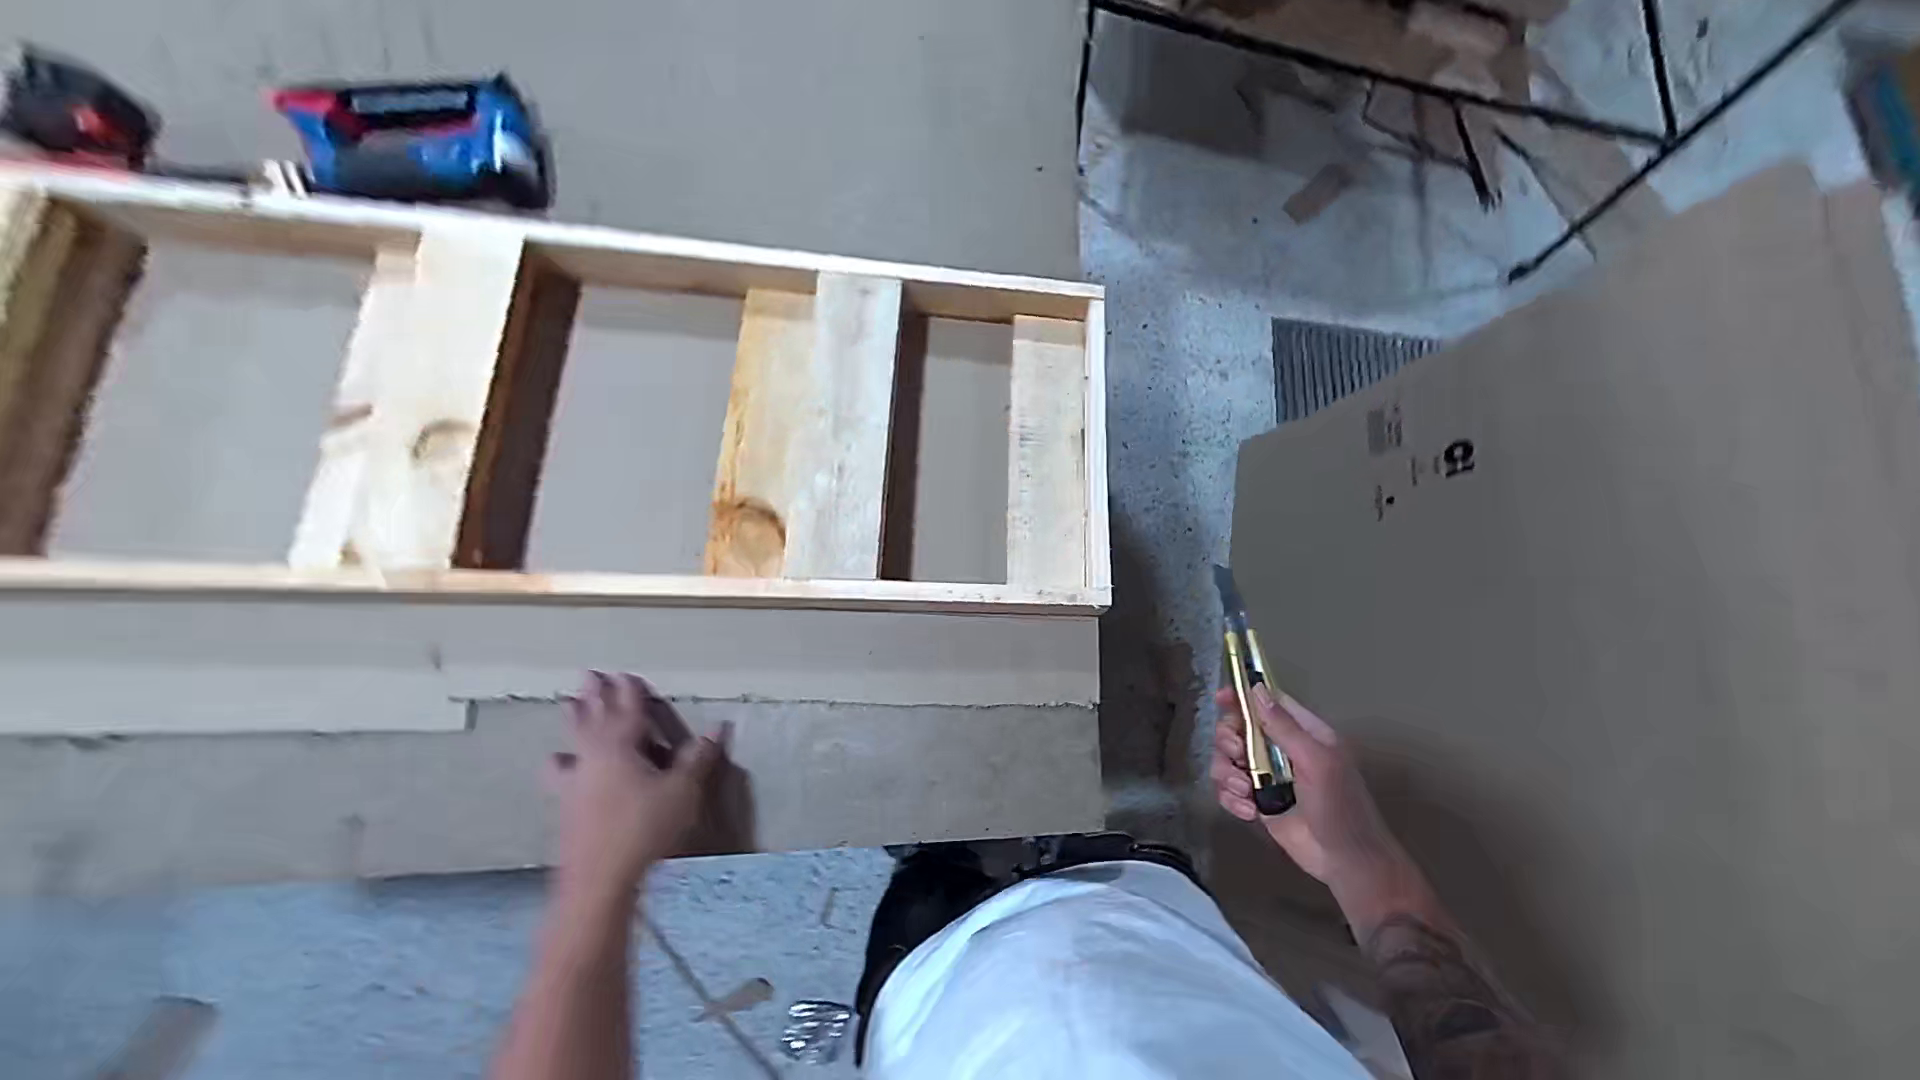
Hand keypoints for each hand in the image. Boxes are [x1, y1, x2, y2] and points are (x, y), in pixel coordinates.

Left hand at [550, 671, 726, 900]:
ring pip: (572, 743)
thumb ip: (698, 757)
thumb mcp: (682, 790)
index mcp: (618, 746)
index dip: (629, 691)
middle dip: (593, 697)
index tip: (624, 673)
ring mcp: (573, 784)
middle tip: (587, 676)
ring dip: (573, 723)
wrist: (599, 881)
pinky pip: (563, 771)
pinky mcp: (566, 809)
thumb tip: (718, 727)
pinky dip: (564, 760)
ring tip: (566, 709)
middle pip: (591, 719)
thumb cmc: (645, 827)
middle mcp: (591, 758)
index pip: (626, 710)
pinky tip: (560, 766)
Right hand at [1211, 683, 1432, 931]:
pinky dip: (1230, 798)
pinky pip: (1227, 788)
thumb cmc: (1341, 807)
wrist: (1347, 863)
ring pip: (1226, 758)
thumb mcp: (1318, 762)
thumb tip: (1257, 688)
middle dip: (1229, 740)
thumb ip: (1285, 727)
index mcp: (1303, 734)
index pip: (1267, 703)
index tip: (1220, 698)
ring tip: (1245, 792)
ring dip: (1227, 773)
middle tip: (1238, 755)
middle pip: (1237, 728)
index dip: (1242, 697)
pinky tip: (1248, 811)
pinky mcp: (1256, 800)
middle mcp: (1280, 750)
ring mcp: (1266, 776)